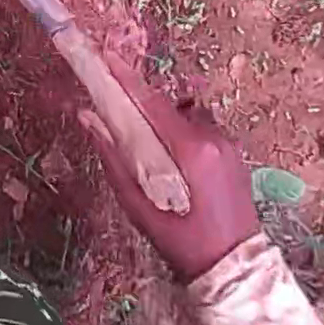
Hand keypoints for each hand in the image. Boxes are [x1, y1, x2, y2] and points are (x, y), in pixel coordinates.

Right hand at [80, 52, 260, 283]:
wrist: (233, 267)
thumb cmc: (179, 239)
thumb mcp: (135, 202)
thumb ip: (111, 155)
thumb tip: (87, 117)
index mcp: (190, 148)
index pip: (152, 102)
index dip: (127, 79)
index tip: (107, 57)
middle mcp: (214, 137)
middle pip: (169, 105)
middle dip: (144, 105)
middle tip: (122, 118)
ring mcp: (229, 144)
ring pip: (187, 116)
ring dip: (166, 121)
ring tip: (152, 150)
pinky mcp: (235, 153)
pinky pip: (202, 129)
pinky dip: (183, 135)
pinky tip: (174, 162)